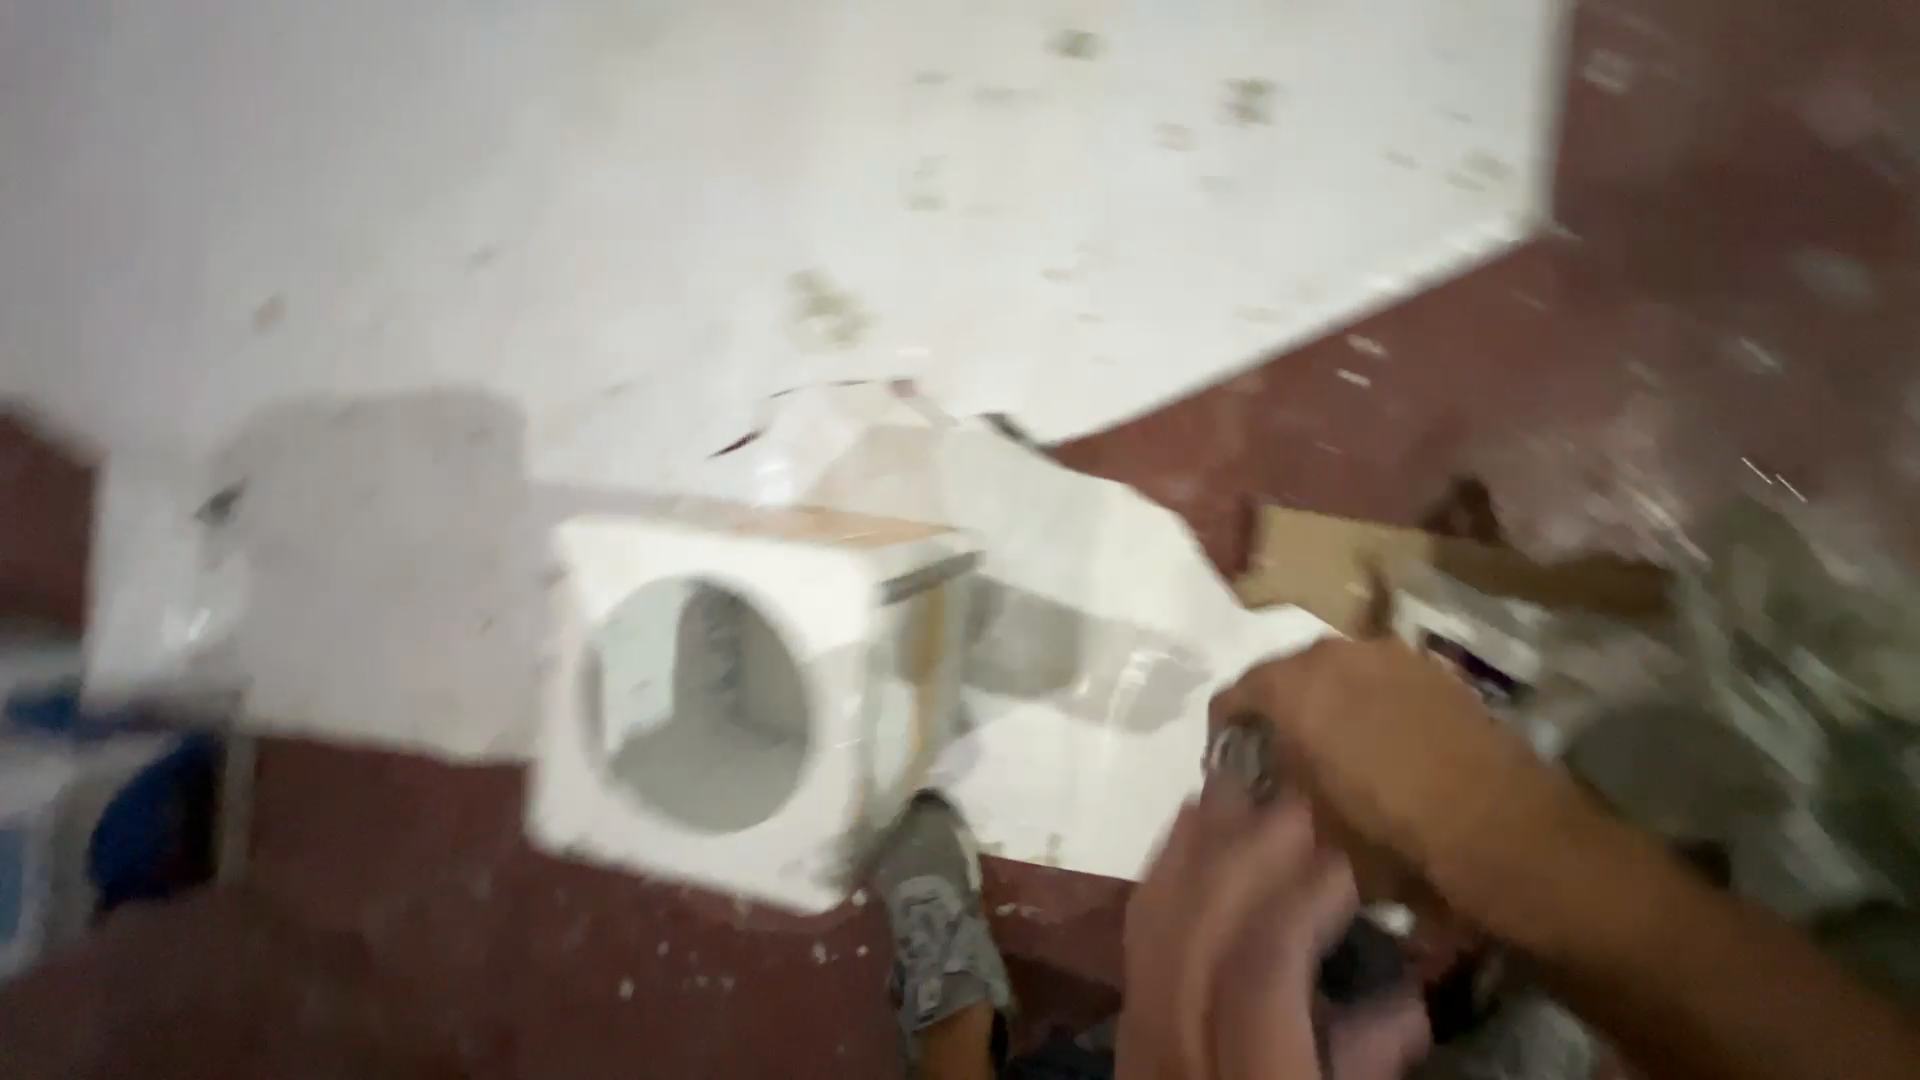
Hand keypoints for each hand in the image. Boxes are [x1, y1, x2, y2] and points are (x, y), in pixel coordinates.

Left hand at [1117, 776, 1428, 1079]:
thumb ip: (1359, 1074)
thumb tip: (1399, 1005)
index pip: (1257, 979)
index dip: (1298, 908)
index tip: (1341, 857)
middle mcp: (1174, 1055)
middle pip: (1193, 934)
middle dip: (1240, 855)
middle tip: (1289, 798)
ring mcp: (1138, 1041)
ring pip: (1153, 924)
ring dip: (1192, 848)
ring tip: (1229, 789)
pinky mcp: (1128, 1033)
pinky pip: (1136, 937)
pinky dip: (1163, 875)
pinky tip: (1183, 836)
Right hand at [1207, 639, 1569, 923]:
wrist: (1501, 827)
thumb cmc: (1388, 827)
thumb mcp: (1311, 815)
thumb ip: (1278, 777)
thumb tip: (1269, 766)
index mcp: (1289, 686)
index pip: (1233, 695)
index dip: (1223, 728)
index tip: (1227, 756)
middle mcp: (1330, 654)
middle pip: (1281, 674)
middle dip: (1274, 706)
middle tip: (1280, 746)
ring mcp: (1386, 654)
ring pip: (1333, 669)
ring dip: (1323, 698)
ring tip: (1334, 739)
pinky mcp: (1431, 668)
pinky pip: (1379, 676)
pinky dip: (1367, 698)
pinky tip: (1383, 736)